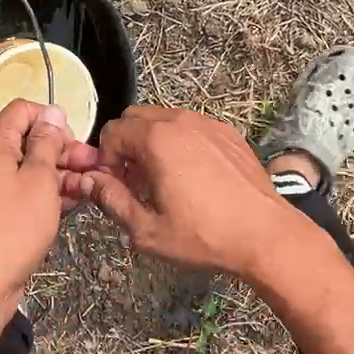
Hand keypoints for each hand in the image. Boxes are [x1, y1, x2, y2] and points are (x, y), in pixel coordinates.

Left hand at [0, 99, 75, 308]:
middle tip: (92, 166)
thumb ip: (47, 142)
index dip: (51, 119)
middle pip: (26, 141)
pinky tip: (67, 206)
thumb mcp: (39, 179)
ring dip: (56, 175)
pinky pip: (18, 193)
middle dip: (61, 150)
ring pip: (25, 170)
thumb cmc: (11, 229)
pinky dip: (42, 195)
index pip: (23, 110)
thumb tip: (51, 113)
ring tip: (86, 189)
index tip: (74, 140)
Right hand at [77, 106, 315, 279]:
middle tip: (136, 182)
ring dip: (153, 142)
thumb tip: (88, 181)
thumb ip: (111, 200)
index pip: (112, 131)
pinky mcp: (227, 131)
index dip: (106, 159)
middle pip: (135, 118)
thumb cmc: (203, 235)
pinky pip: (191, 126)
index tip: (117, 187)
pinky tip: (194, 177)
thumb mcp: (147, 230)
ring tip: (164, 181)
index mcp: (156, 138)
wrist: (264, 234)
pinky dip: (181, 142)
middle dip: (127, 146)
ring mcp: (206, 122)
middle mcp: (179, 120)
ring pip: (164, 118)